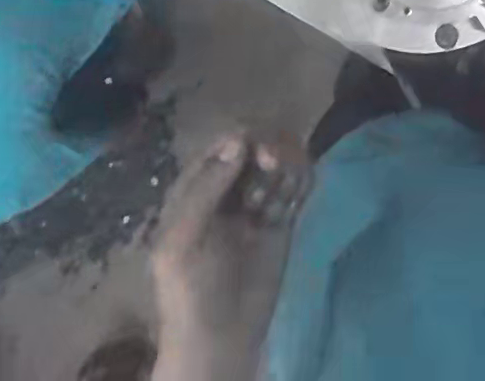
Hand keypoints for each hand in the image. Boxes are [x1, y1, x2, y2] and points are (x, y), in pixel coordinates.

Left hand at [151, 134, 309, 380]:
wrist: (218, 345)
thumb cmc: (188, 293)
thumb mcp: (181, 241)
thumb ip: (205, 188)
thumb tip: (239, 139)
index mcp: (198, 187)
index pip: (226, 143)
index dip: (245, 138)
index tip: (259, 153)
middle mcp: (230, 187)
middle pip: (258, 144)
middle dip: (270, 147)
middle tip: (274, 165)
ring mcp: (258, 202)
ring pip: (282, 159)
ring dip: (288, 163)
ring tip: (281, 193)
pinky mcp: (283, 219)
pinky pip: (299, 184)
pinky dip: (303, 178)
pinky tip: (298, 192)